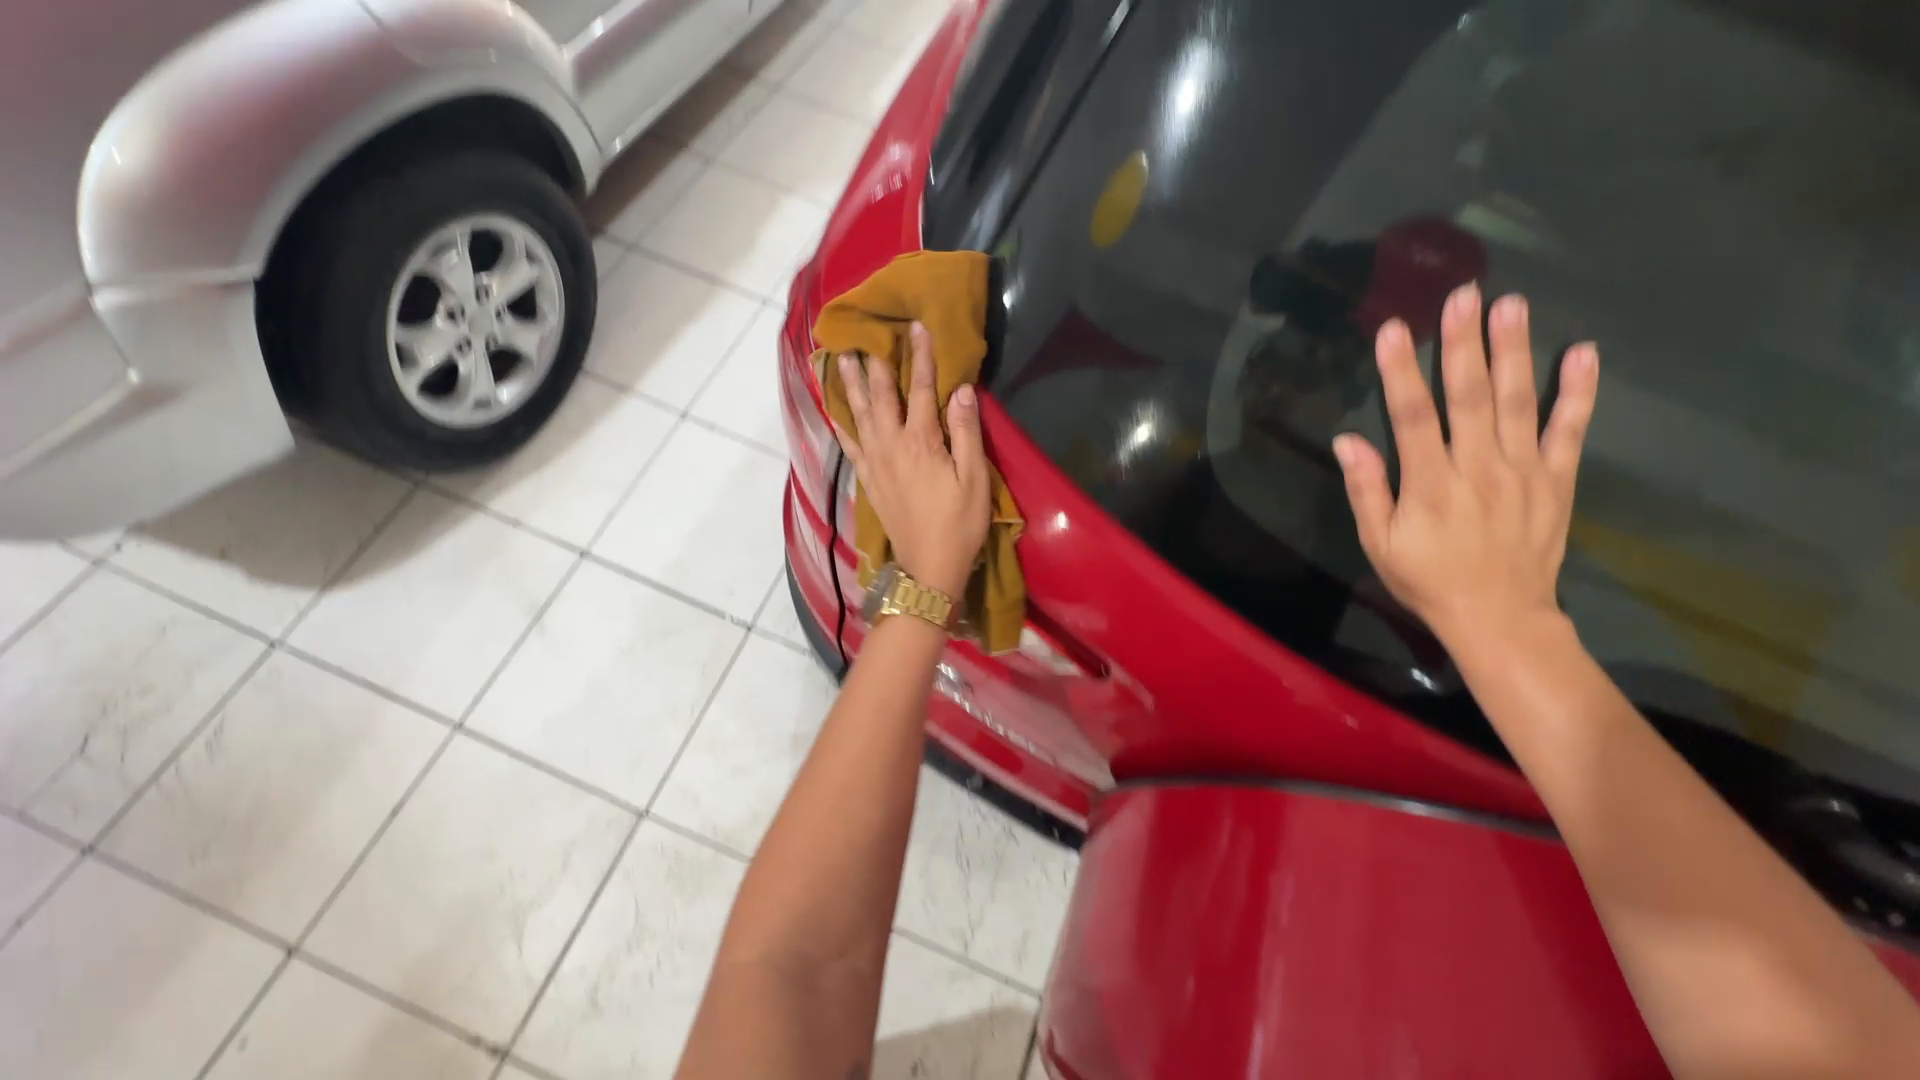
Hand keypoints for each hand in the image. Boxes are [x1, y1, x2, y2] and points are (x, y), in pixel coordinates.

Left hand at [834, 322, 991, 599]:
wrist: (929, 566)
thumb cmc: (960, 523)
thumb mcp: (974, 478)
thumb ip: (965, 432)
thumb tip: (960, 390)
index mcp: (921, 441)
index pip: (921, 388)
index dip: (920, 356)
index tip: (916, 327)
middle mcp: (892, 445)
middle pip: (882, 396)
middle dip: (877, 363)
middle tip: (867, 334)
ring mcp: (876, 462)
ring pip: (860, 415)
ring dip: (852, 385)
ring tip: (842, 359)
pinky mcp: (869, 479)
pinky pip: (851, 444)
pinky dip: (843, 423)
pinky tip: (837, 411)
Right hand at [1332, 285, 1599, 649]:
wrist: (1500, 617)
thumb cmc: (1429, 579)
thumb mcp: (1380, 544)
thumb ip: (1367, 490)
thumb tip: (1347, 440)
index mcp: (1430, 484)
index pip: (1412, 416)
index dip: (1400, 371)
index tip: (1393, 329)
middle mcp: (1478, 468)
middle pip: (1470, 396)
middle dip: (1464, 343)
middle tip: (1464, 295)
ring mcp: (1524, 470)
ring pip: (1518, 401)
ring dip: (1515, 351)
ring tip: (1512, 304)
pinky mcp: (1557, 479)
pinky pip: (1571, 430)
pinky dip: (1579, 392)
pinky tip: (1583, 353)